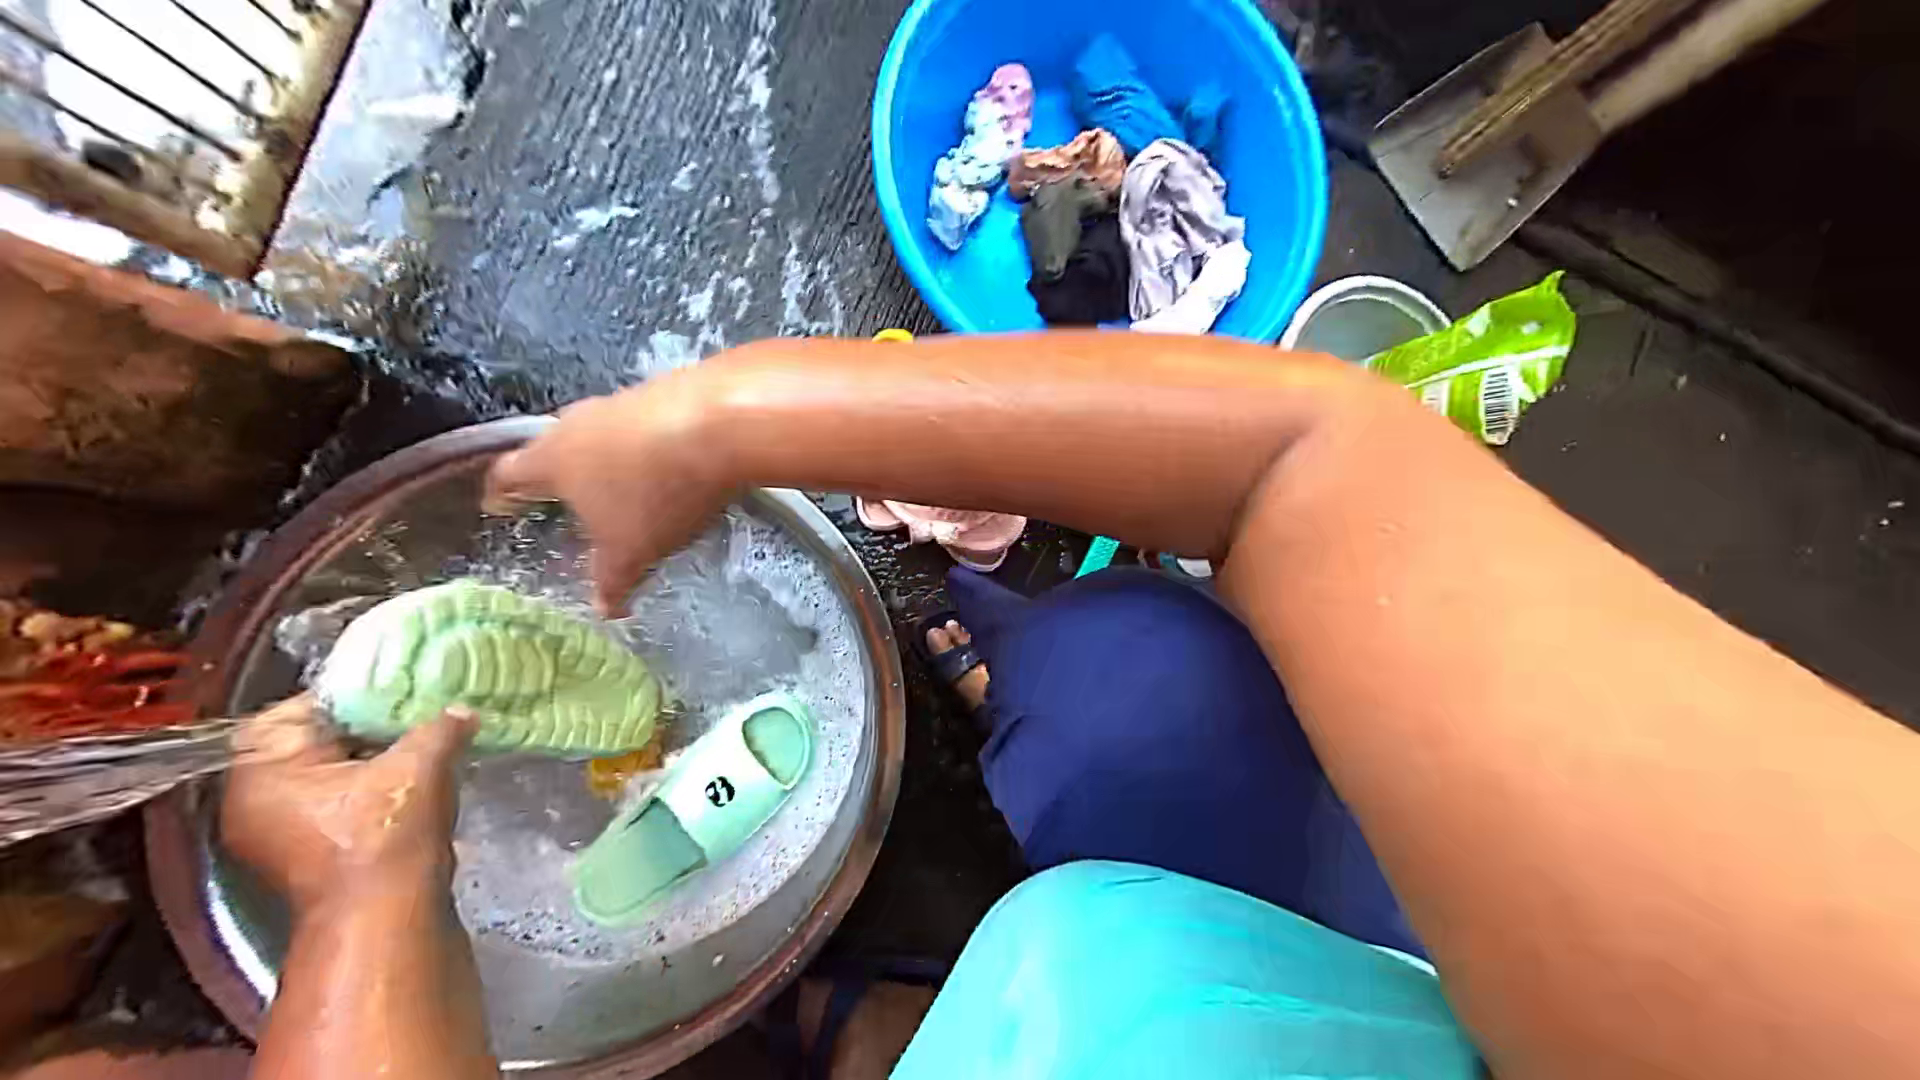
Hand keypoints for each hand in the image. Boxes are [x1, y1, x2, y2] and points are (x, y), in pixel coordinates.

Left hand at [221, 696, 475, 914]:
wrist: (388, 910)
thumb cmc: (387, 832)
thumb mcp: (420, 764)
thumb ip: (440, 726)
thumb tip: (462, 710)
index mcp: (263, 776)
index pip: (293, 712)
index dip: (345, 693)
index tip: (393, 685)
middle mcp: (257, 801)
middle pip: (314, 740)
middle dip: (368, 722)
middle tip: (417, 705)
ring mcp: (284, 828)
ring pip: (333, 768)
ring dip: (378, 751)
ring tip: (426, 732)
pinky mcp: (315, 845)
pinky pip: (344, 794)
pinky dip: (378, 777)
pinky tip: (421, 768)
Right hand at [486, 378, 732, 613]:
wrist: (722, 423)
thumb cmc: (658, 494)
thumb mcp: (632, 551)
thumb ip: (612, 580)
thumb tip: (605, 608)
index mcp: (552, 457)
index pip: (508, 474)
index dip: (502, 493)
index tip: (499, 504)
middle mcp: (579, 420)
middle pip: (557, 446)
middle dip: (564, 472)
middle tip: (571, 496)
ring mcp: (625, 399)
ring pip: (606, 431)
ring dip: (613, 456)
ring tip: (628, 482)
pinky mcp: (670, 389)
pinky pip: (653, 421)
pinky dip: (657, 442)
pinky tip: (678, 459)